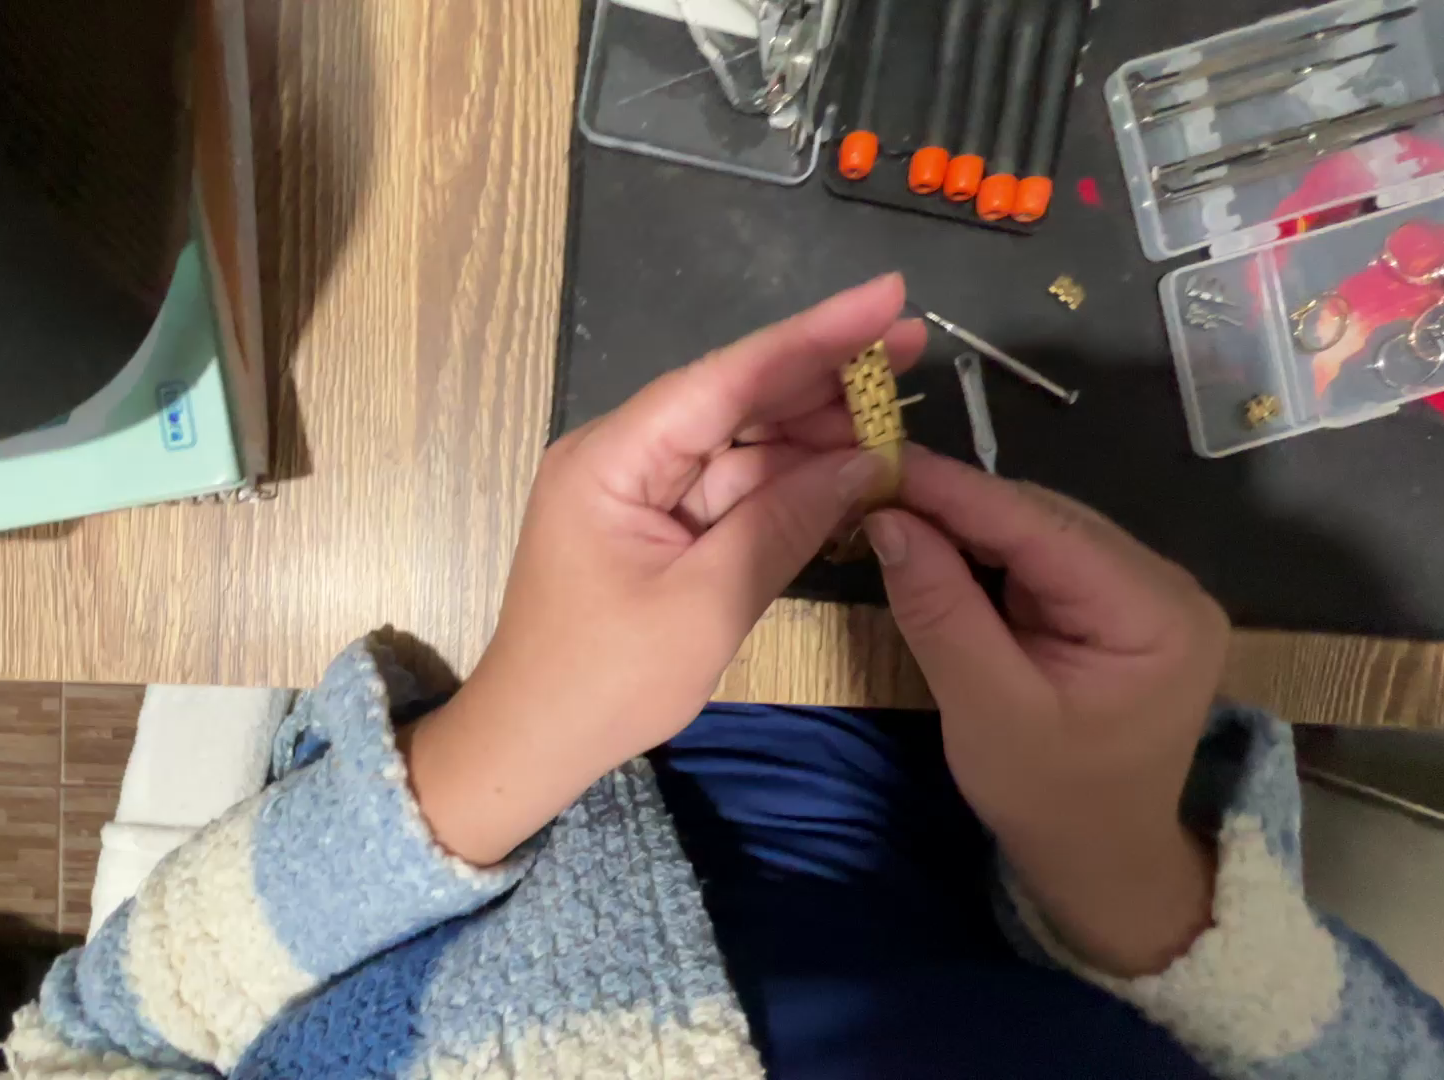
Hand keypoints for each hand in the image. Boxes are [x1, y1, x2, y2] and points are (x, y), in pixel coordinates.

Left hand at [402, 275, 927, 865]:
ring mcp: (635, 489)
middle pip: (730, 401)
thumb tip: (864, 461)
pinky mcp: (652, 523)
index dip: (810, 338)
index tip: (885, 296)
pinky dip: (781, 484)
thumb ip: (785, 522)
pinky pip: (724, 489)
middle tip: (908, 349)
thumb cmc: (606, 682)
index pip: (723, 380)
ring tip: (893, 409)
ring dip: (808, 433)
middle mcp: (619, 456)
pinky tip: (842, 468)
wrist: (535, 738)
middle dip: (818, 378)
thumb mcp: (707, 604)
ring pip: (734, 445)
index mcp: (611, 460)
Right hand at [863, 452, 1230, 975]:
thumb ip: (938, 609)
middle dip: (952, 501)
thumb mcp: (984, 706)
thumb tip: (886, 521)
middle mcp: (1159, 583)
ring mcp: (1134, 589)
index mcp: (1154, 613)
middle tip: (868, 489)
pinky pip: (1028, 554)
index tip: (880, 463)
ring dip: (958, 519)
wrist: (1095, 854)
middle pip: (1041, 517)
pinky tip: (929, 542)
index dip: (955, 490)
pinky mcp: (1102, 601)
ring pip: (1031, 527)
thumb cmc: (1047, 794)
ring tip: (887, 510)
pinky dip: (972, 546)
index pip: (1041, 528)